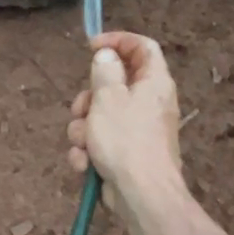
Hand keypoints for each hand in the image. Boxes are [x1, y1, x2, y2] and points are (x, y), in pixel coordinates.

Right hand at [66, 31, 182, 191]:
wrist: (140, 193)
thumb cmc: (126, 141)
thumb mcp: (108, 99)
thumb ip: (104, 72)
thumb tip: (106, 55)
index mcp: (153, 82)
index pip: (142, 47)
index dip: (118, 41)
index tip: (91, 45)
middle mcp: (148, 103)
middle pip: (112, 86)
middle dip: (87, 99)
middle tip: (80, 110)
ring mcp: (136, 131)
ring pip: (99, 117)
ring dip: (82, 130)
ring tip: (83, 145)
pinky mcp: (124, 154)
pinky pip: (99, 143)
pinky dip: (88, 152)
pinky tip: (84, 163)